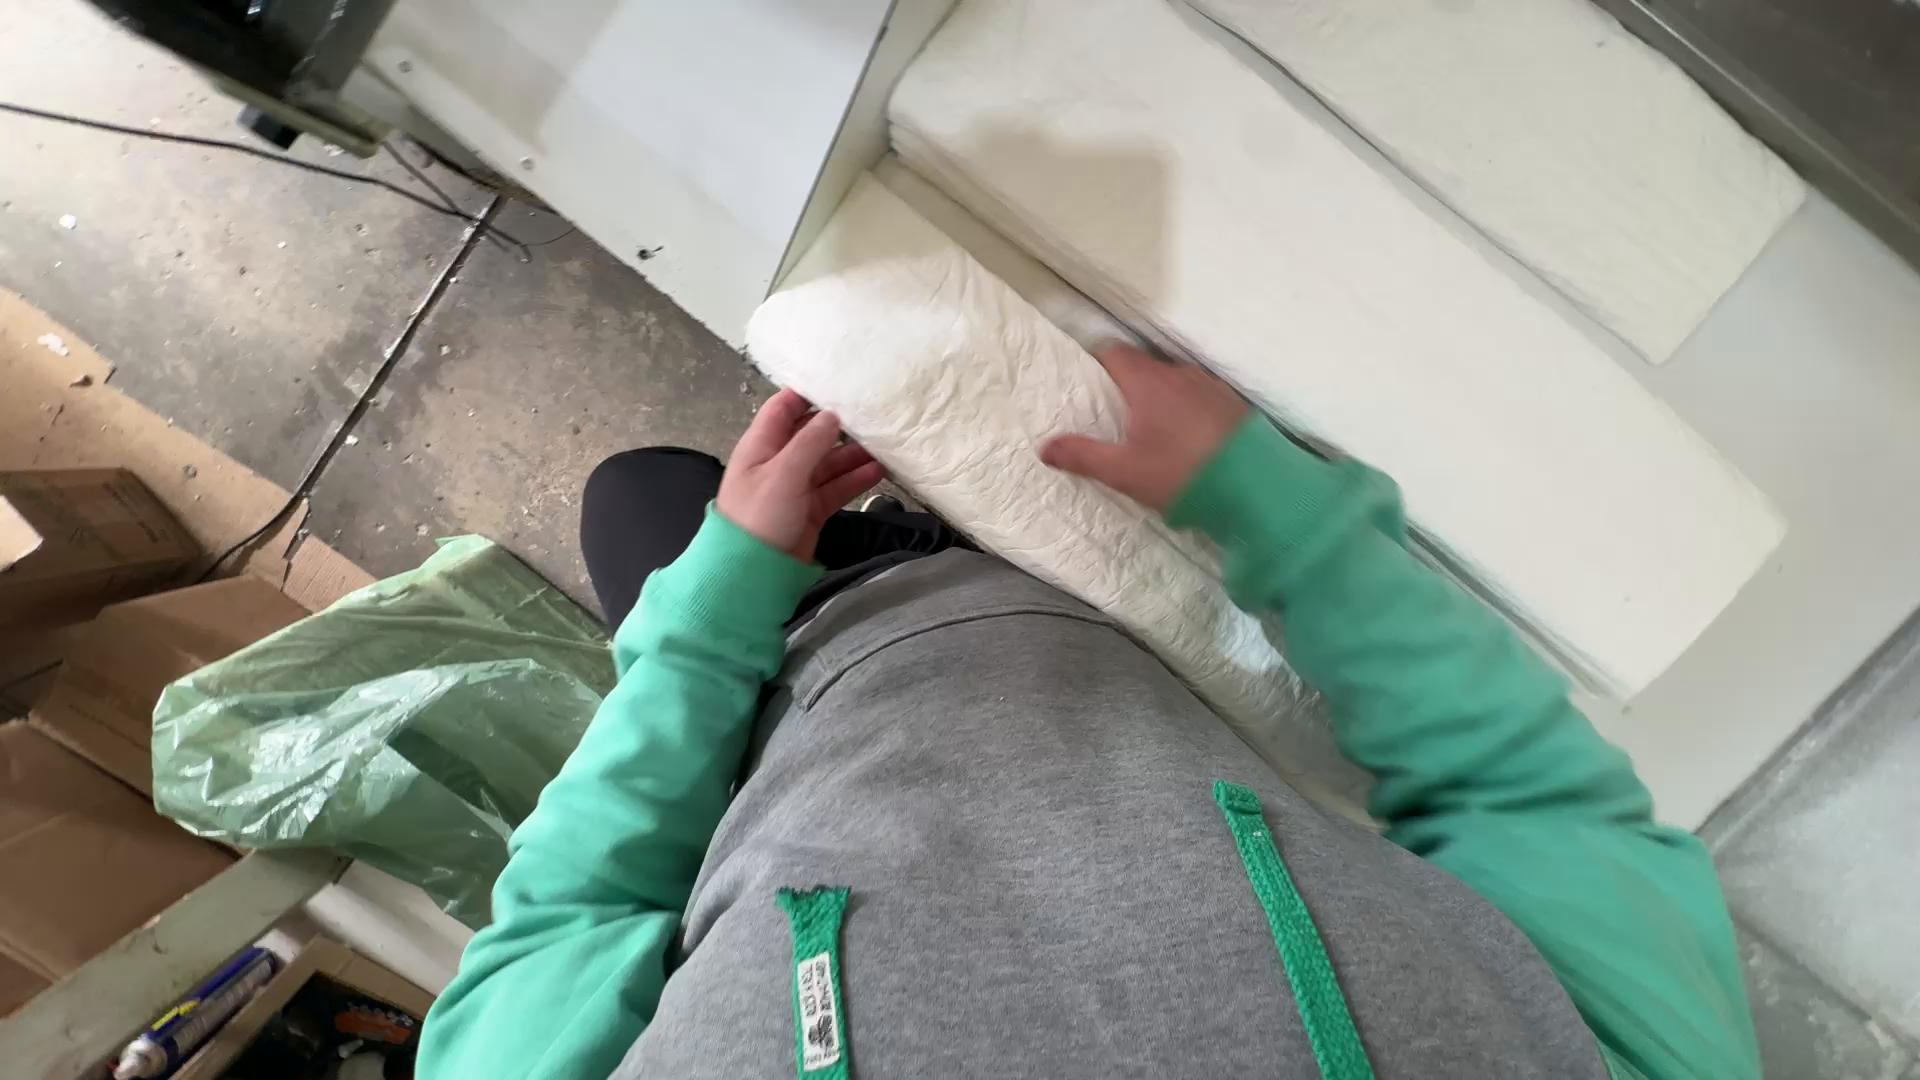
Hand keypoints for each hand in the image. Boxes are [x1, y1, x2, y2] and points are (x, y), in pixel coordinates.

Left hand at [717, 388, 885, 561]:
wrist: (753, 572)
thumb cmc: (759, 516)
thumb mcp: (783, 473)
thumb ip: (810, 442)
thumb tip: (833, 414)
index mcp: (762, 445)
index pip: (783, 408)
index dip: (807, 393)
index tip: (838, 382)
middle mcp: (779, 462)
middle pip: (811, 435)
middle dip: (839, 425)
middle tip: (871, 413)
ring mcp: (796, 487)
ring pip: (829, 463)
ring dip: (853, 454)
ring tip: (883, 444)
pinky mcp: (811, 509)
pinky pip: (836, 488)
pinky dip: (855, 480)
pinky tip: (878, 471)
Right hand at [1040, 343, 1248, 510]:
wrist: (1256, 487)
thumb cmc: (1181, 474)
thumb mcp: (1125, 472)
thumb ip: (1083, 456)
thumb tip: (1045, 448)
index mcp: (1148, 383)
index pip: (1115, 353)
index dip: (1099, 363)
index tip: (1090, 384)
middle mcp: (1179, 374)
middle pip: (1145, 367)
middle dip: (1128, 384)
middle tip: (1117, 414)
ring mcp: (1211, 386)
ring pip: (1175, 381)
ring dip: (1161, 397)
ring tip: (1153, 428)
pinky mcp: (1233, 404)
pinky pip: (1200, 396)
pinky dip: (1188, 408)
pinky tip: (1187, 436)